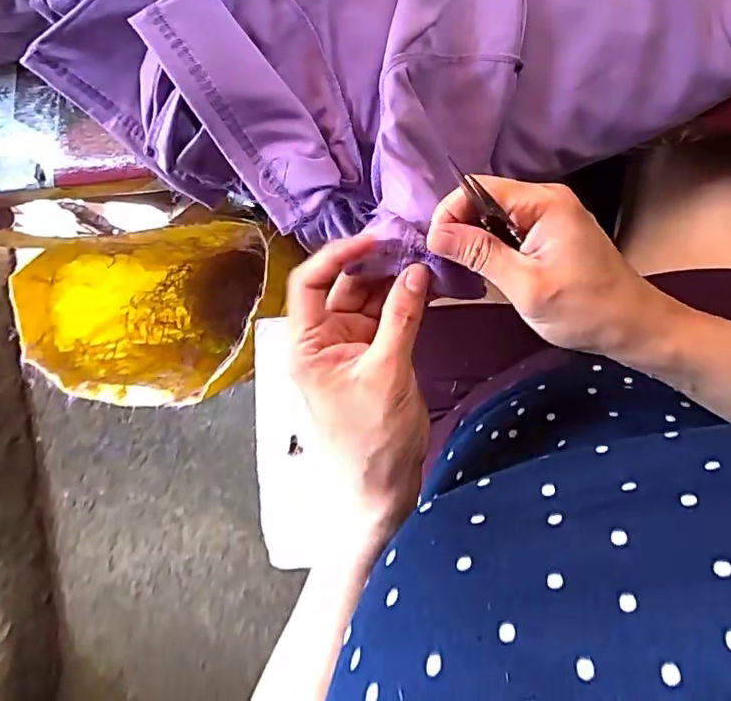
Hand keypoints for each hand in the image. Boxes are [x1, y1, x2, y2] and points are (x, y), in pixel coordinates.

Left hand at [286, 236, 430, 542]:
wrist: (382, 490)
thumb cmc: (370, 442)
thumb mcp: (386, 374)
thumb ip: (401, 319)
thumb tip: (415, 272)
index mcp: (307, 346)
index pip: (309, 283)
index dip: (336, 256)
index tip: (371, 241)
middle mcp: (323, 340)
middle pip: (342, 286)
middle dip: (373, 265)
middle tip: (408, 246)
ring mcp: (348, 346)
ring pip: (367, 299)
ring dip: (392, 281)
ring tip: (421, 261)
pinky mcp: (372, 355)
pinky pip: (385, 318)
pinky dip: (403, 302)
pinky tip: (423, 287)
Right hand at [427, 176, 675, 360]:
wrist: (636, 328)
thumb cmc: (585, 310)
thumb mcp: (525, 285)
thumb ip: (480, 254)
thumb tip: (436, 234)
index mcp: (543, 202)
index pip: (477, 187)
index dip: (450, 212)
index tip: (437, 245)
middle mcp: (546, 198)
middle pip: (484, 197)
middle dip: (459, 223)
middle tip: (446, 258)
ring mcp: (550, 213)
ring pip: (494, 213)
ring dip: (474, 235)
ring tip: (460, 263)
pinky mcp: (551, 230)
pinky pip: (509, 226)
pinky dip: (491, 242)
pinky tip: (484, 265)